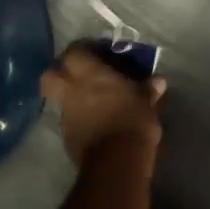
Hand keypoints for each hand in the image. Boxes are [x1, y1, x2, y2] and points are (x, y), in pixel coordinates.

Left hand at [39, 42, 165, 168]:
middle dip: (62, 71)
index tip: (99, 52)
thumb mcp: (147, 101)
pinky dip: (80, 115)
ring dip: (73, 95)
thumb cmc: (132, 119)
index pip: (75, 52)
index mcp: (90, 75)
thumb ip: (148, 88)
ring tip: (94, 99)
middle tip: (82, 73)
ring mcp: (66, 114)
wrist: (116, 158)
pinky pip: (70, 118)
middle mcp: (71, 90)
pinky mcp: (67, 134)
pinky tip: (97, 120)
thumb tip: (158, 80)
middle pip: (51, 74)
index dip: (84, 50)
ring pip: (60, 97)